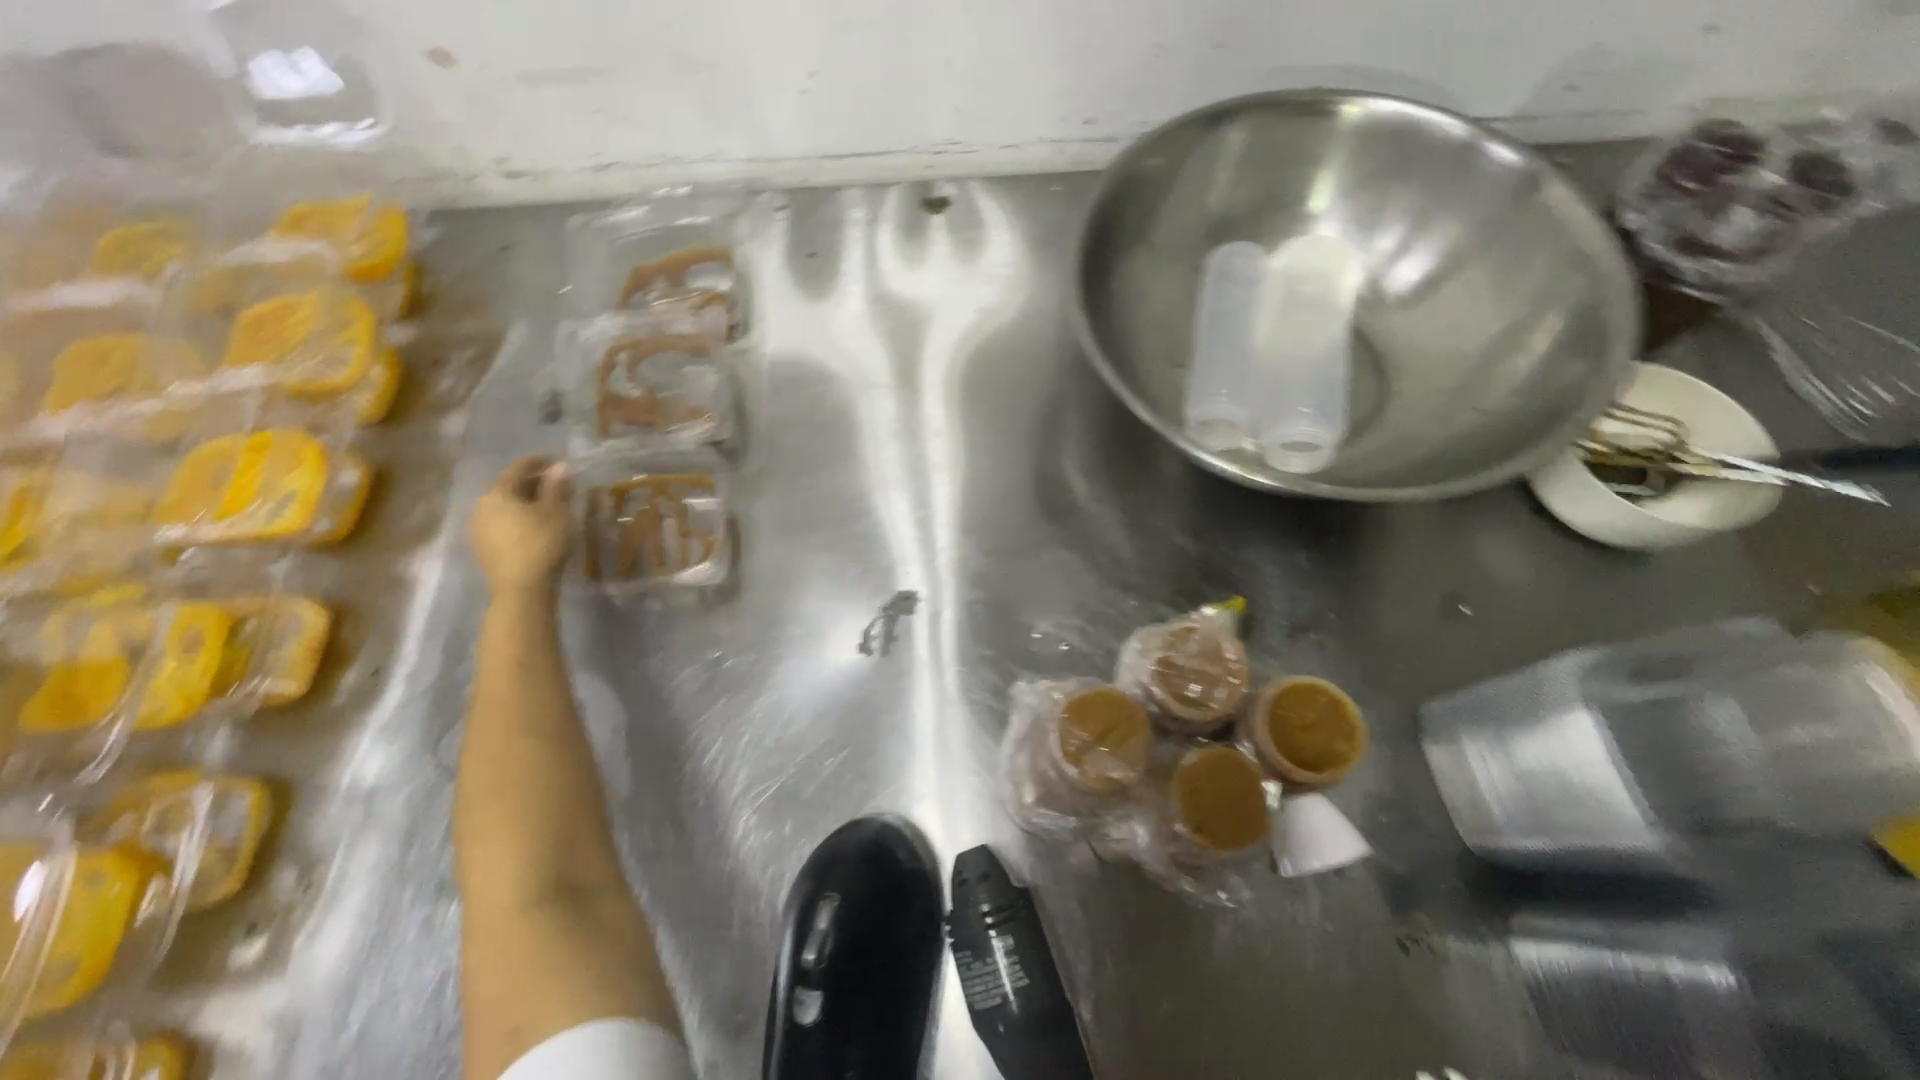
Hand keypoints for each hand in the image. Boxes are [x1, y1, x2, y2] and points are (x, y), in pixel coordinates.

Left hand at [470, 456, 573, 596]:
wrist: (521, 588)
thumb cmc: (542, 543)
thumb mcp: (556, 512)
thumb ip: (556, 487)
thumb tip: (560, 466)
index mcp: (498, 493)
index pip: (518, 468)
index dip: (537, 462)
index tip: (553, 460)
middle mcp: (481, 505)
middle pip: (508, 487)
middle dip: (531, 483)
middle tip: (553, 484)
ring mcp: (478, 528)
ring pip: (503, 506)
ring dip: (522, 502)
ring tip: (543, 507)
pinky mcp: (481, 547)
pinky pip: (500, 523)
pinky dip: (515, 519)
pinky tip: (530, 526)